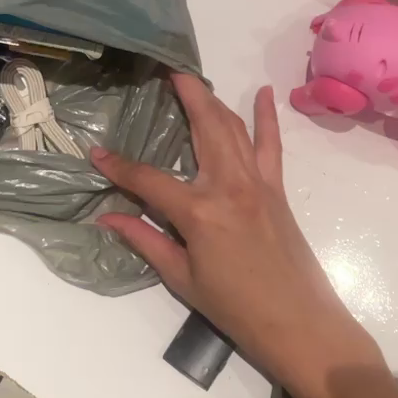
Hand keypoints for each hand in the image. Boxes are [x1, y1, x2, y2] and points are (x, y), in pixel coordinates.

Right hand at [91, 75, 381, 397]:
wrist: (302, 326)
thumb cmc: (236, 309)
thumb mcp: (181, 278)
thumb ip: (144, 240)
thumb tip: (106, 217)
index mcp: (200, 212)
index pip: (148, 179)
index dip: (118, 167)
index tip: (95, 153)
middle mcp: (229, 186)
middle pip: (203, 128)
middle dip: (184, 95)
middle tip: (165, 70)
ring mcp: (258, 184)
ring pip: (233, 129)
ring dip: (213, 100)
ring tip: (193, 78)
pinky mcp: (277, 190)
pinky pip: (270, 145)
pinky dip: (267, 117)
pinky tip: (262, 93)